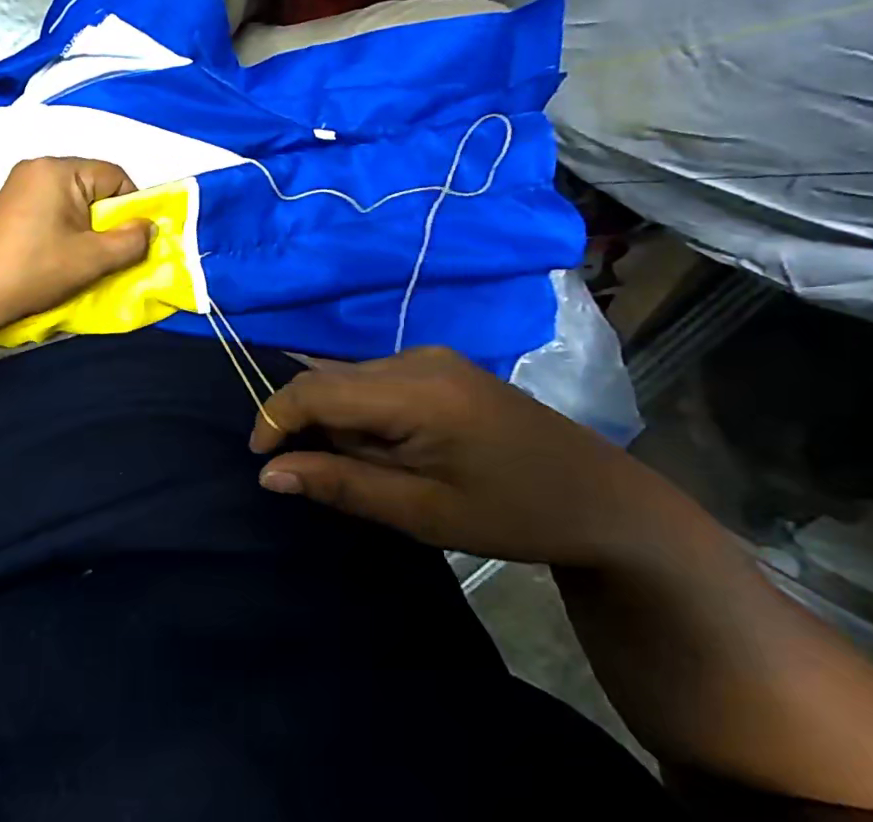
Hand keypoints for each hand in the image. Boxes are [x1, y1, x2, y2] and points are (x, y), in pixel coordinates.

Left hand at [0, 157, 152, 330]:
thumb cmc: (32, 272)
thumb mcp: (92, 259)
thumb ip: (131, 240)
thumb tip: (149, 227)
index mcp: (58, 169)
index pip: (116, 176)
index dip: (132, 209)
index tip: (130, 242)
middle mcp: (37, 167)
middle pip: (93, 187)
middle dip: (107, 221)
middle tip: (106, 255)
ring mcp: (18, 186)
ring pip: (72, 202)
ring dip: (85, 230)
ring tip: (80, 261)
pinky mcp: (7, 207)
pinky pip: (50, 211)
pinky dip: (63, 231)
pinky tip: (56, 258)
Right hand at [249, 347, 704, 570]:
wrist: (609, 503)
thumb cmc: (516, 515)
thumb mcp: (422, 512)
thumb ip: (340, 484)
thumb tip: (268, 472)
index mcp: (416, 393)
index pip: (314, 390)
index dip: (275, 419)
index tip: (262, 460)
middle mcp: (417, 359)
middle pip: (326, 378)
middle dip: (305, 422)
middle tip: (318, 473)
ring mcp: (431, 357)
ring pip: (345, 377)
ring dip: (332, 417)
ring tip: (359, 466)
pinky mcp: (439, 365)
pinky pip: (371, 378)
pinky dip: (356, 409)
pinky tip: (383, 446)